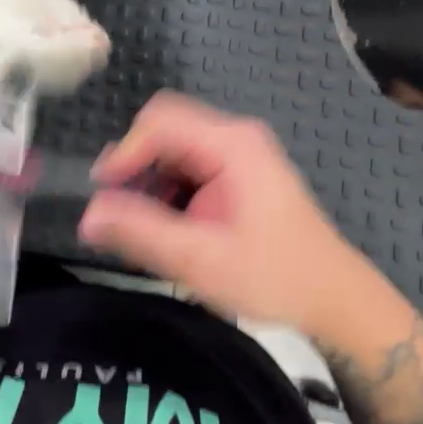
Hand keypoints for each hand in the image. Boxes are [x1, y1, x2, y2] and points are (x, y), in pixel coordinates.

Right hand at [80, 91, 374, 330]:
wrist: (334, 301)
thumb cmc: (274, 279)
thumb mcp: (200, 261)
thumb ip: (141, 233)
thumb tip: (87, 216)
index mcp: (231, 144)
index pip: (158, 122)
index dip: (124, 153)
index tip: (102, 193)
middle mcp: (234, 137)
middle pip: (163, 129)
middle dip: (134, 167)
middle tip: (118, 212)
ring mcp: (238, 153)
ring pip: (171, 148)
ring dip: (149, 181)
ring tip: (142, 226)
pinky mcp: (237, 173)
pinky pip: (186, 166)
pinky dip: (167, 190)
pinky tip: (168, 227)